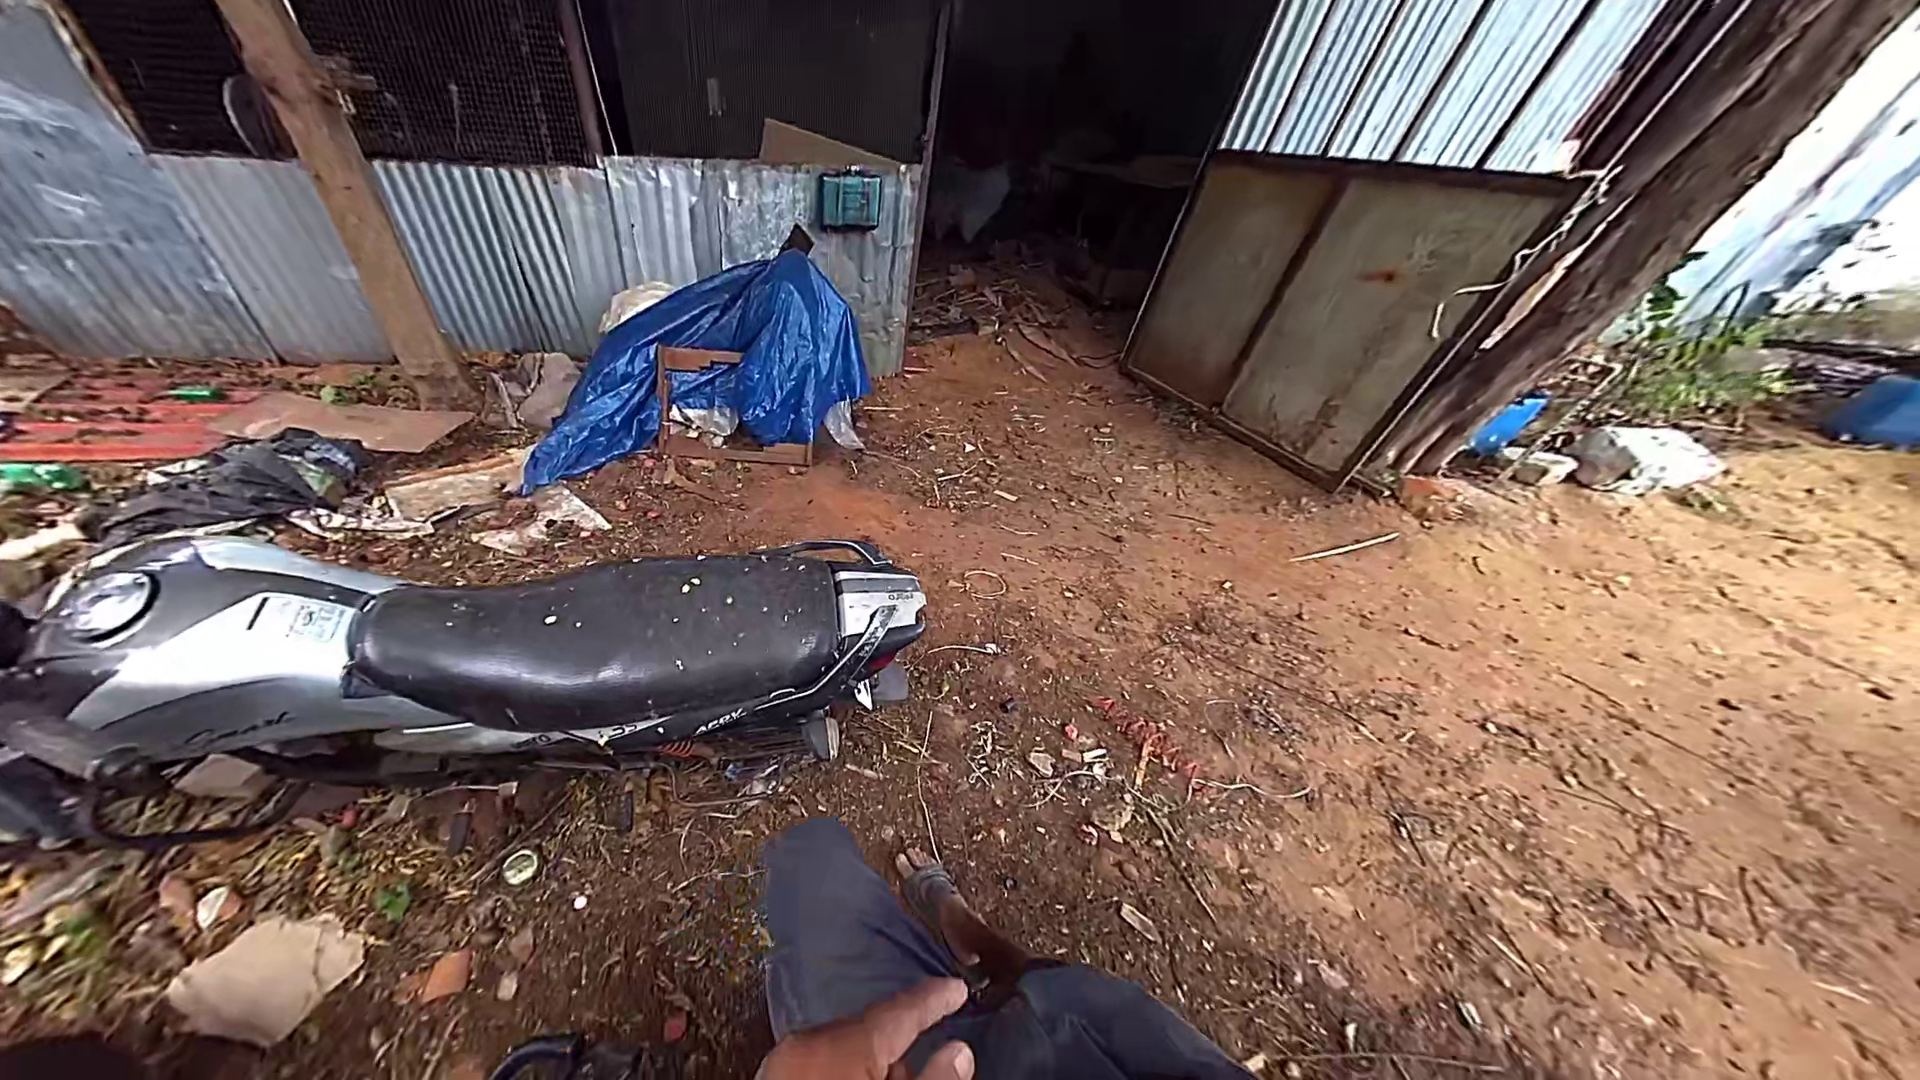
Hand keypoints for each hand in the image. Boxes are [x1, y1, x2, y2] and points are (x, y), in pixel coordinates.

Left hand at [760, 978, 974, 1079]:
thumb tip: (960, 1052)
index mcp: (841, 1045)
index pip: (902, 1010)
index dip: (935, 999)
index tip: (958, 989)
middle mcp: (808, 1042)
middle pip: (873, 1033)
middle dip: (899, 1056)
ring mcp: (783, 1063)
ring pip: (846, 1051)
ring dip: (870, 1071)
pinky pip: (821, 1067)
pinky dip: (845, 1077)